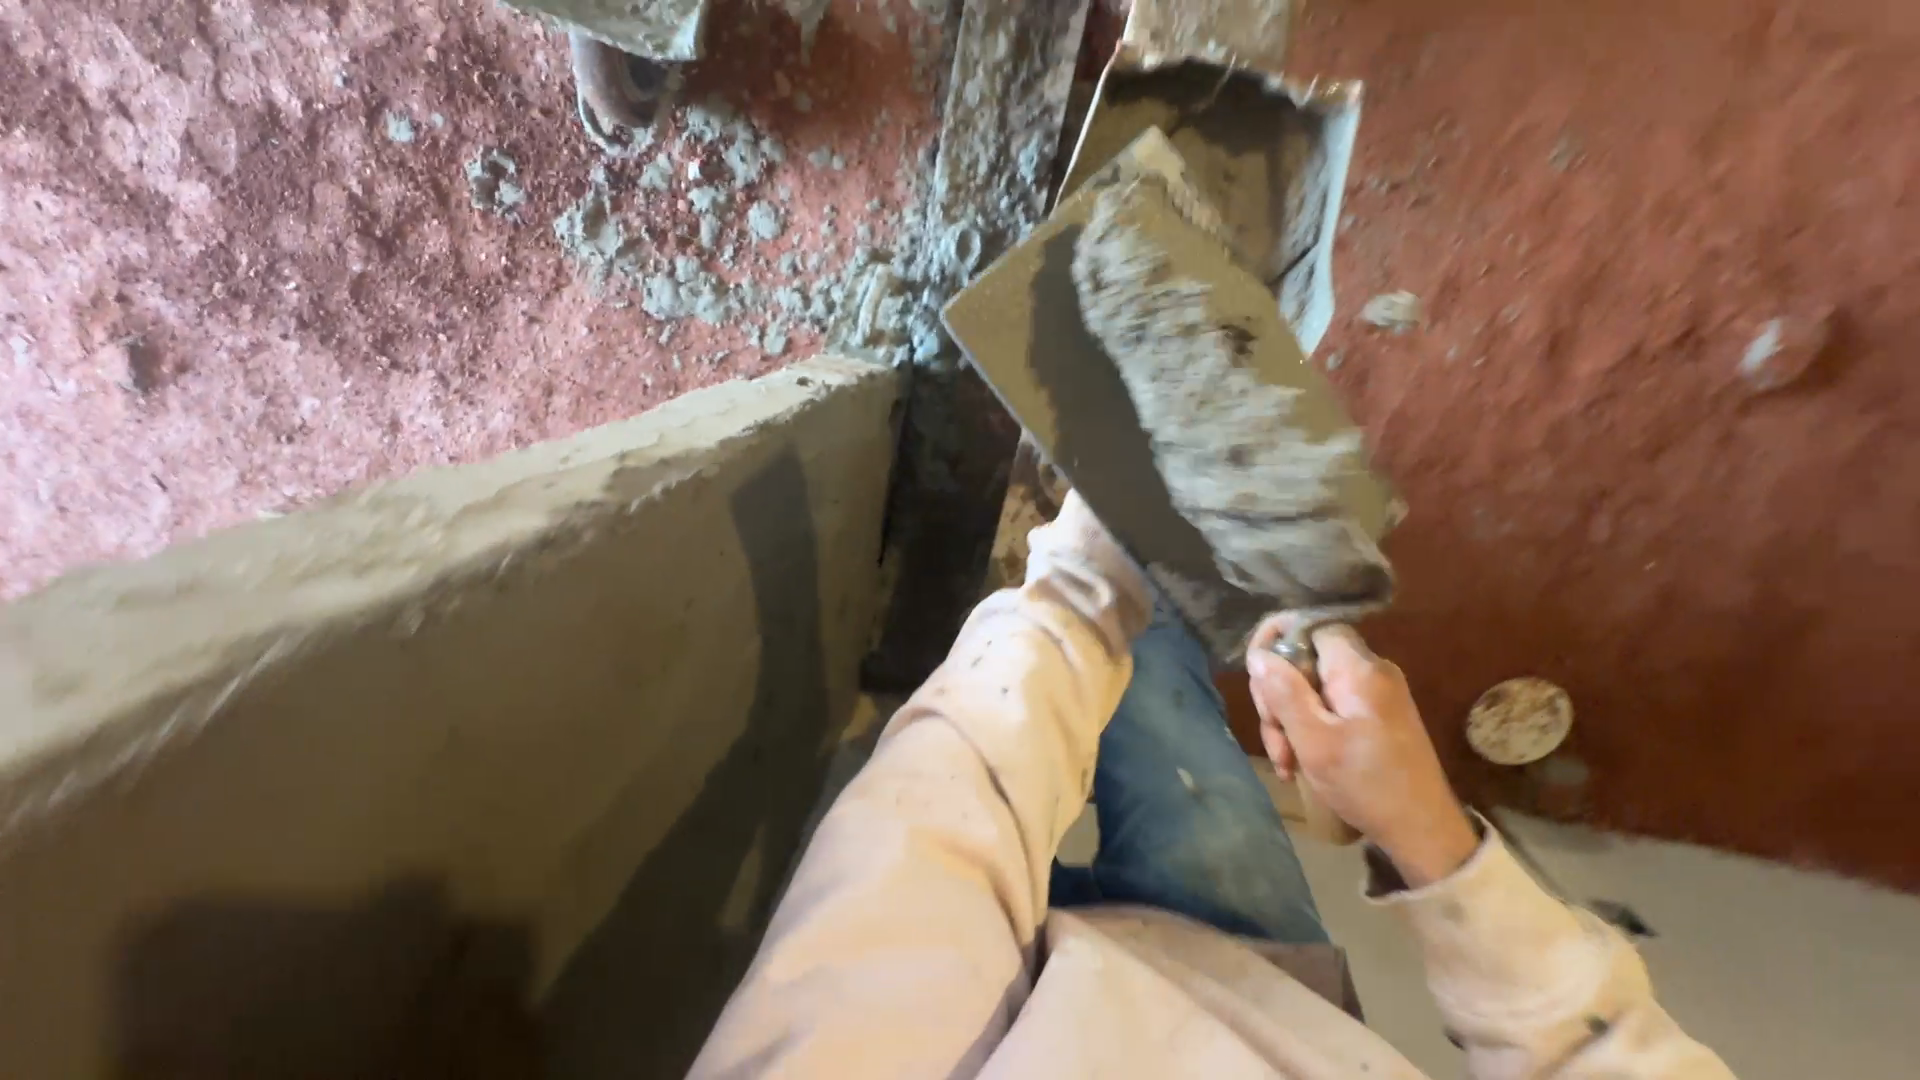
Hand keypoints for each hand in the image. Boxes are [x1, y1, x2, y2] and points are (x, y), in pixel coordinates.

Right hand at [1245, 617, 1477, 886]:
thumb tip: (1258, 655)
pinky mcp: (1376, 714)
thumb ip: (1283, 692)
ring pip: (1312, 685)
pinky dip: (1309, 728)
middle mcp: (1370, 670)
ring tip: (1287, 762)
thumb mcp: (1314, 740)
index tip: (1256, 674)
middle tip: (1274, 738)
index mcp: (1358, 669)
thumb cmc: (1367, 784)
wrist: (1424, 831)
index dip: (1276, 640)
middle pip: (1306, 658)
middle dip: (1278, 695)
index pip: (1309, 623)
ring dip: (1289, 719)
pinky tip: (1299, 762)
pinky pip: (1330, 705)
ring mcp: (1375, 693)